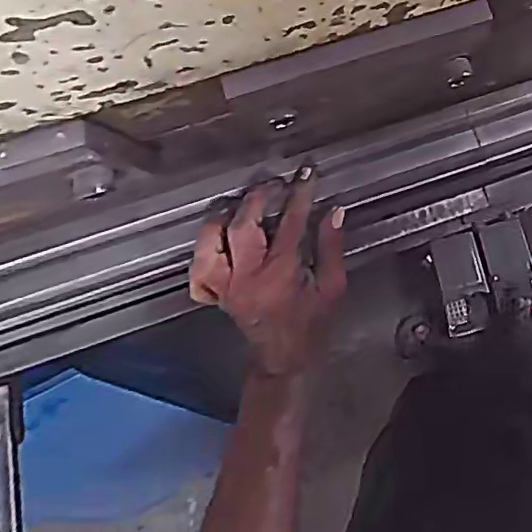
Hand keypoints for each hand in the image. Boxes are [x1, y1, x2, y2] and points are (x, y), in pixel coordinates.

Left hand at [189, 169, 346, 377]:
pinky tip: (218, 232)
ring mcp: (226, 286)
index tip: (307, 174)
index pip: (291, 222)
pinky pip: (198, 267)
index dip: (300, 194)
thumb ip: (331, 246)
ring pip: (211, 242)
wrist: (284, 358)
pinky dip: (204, 246)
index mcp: (280, 274)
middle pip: (244, 224)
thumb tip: (333, 210)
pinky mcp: (215, 293)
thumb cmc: (314, 322)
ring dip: (224, 215)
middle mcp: (247, 278)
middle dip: (260, 197)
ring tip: (241, 201)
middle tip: (275, 184)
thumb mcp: (333, 285)